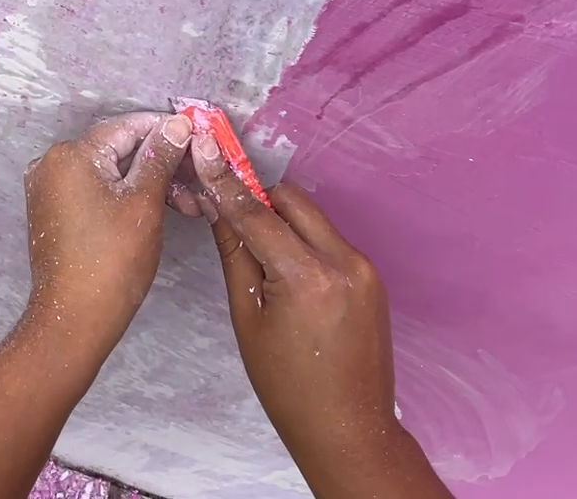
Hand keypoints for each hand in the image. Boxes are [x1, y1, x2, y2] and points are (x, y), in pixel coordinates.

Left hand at [21, 112, 194, 354]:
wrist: (73, 320)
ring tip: (188, 206)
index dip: (167, 130)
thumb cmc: (112, 261)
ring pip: (110, 171)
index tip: (200, 139)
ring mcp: (50, 187)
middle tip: (199, 183)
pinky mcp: (55, 209)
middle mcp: (53, 162)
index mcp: (71, 154)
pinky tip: (158, 209)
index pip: (127, 126)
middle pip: (118, 148)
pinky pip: (96, 188)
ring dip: (148, 183)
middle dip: (161, 163)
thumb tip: (178, 122)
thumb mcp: (144, 203)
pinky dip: (125, 195)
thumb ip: (160, 156)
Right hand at [192, 136, 451, 497]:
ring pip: (310, 216)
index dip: (225, 178)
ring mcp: (364, 268)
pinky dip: (299, 233)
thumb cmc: (286, 384)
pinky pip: (327, 238)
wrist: (349, 431)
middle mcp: (344, 262)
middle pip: (291, 200)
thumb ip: (235, 252)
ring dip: (278, 211)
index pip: (256, 213)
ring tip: (248, 224)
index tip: (204, 145)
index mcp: (308, 278)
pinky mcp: (371, 276)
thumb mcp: (247, 317)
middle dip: (256, 190)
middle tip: (223, 188)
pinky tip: (279, 250)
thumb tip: (216, 205)